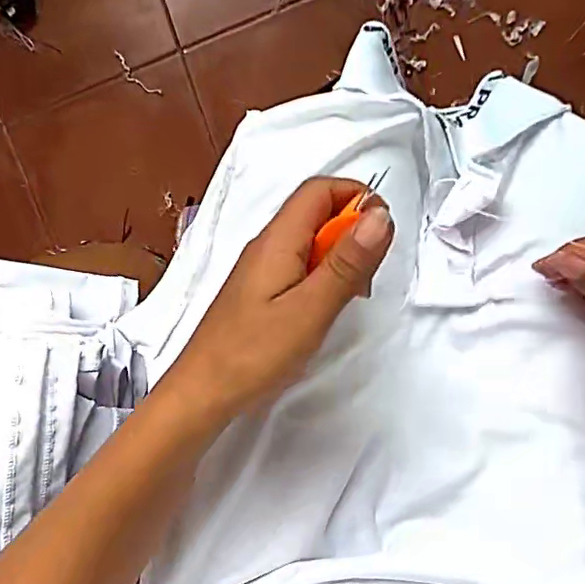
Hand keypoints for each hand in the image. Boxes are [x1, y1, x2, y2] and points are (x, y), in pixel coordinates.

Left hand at [162, 177, 393, 419]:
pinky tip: (327, 307)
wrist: (202, 394)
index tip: (382, 228)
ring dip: (341, 256)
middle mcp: (267, 246)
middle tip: (367, 270)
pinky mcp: (262, 291)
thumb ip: (347, 262)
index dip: (357, 196)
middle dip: (353, 230)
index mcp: (277, 240)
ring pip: (311, 240)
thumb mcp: (311, 308)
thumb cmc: (251, 355)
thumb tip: (379, 217)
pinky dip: (325, 276)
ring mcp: (263, 268)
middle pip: (317, 211)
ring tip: (351, 293)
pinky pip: (301, 266)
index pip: (320, 190)